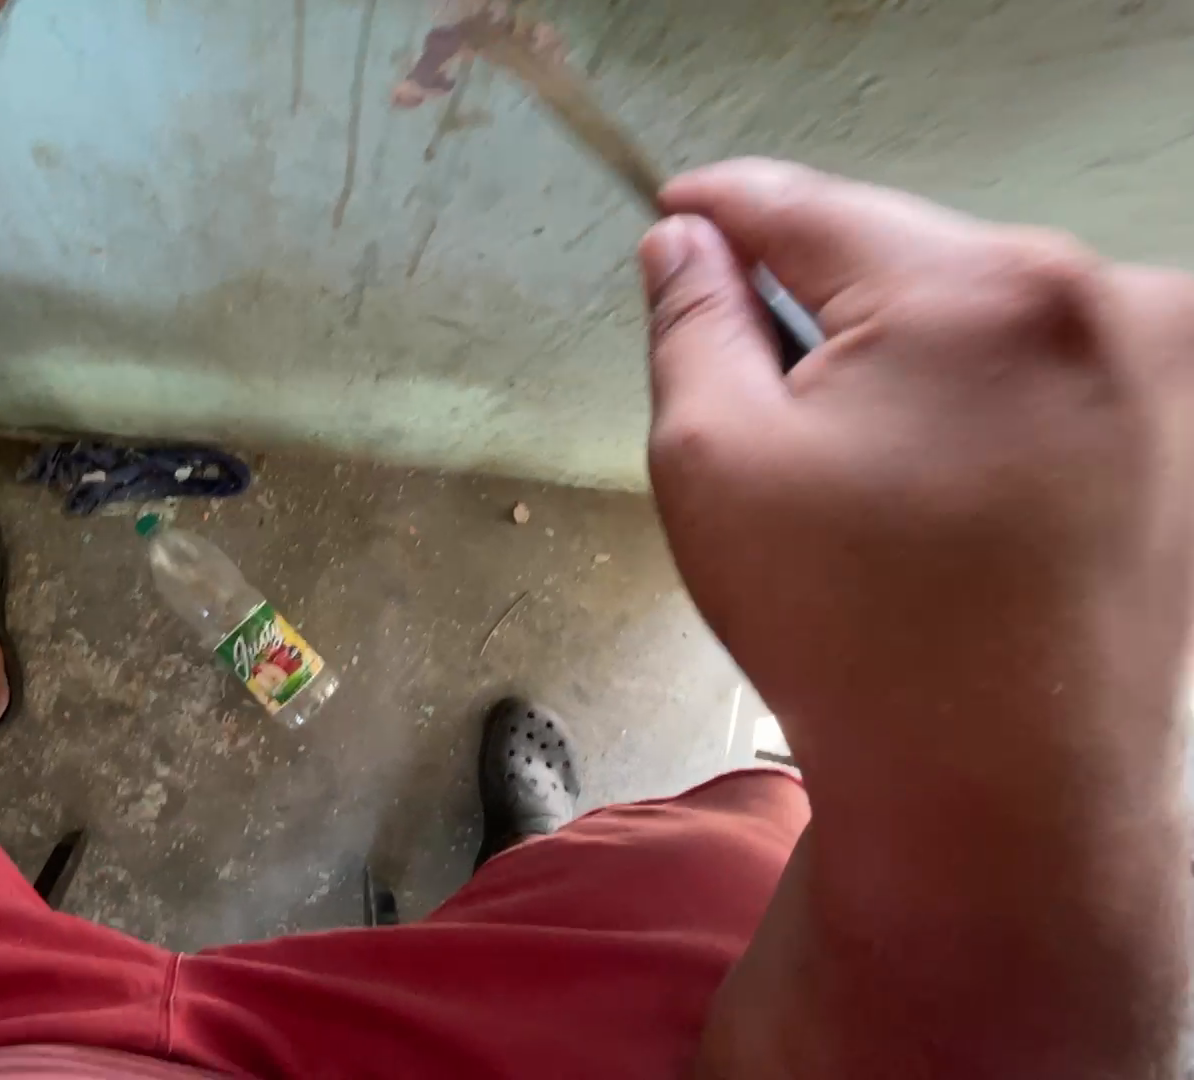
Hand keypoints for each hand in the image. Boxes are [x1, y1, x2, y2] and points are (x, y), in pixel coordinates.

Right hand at [645, 159, 1193, 1076]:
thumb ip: (690, 325)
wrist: (988, 768)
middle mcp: (1104, 294)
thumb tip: (684, 242)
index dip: (719, 202)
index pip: (808, 203)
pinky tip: (902, 476)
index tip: (670, 206)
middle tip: (729, 384)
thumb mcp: (708, 453)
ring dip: (869, 347)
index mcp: (972, 290)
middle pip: (891, 254)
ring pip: (958, 307)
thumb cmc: (821, 605)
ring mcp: (1166, 360)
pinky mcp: (1177, 423)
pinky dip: (937, 385)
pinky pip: (1019, 358)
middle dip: (797, 297)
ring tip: (820, 454)